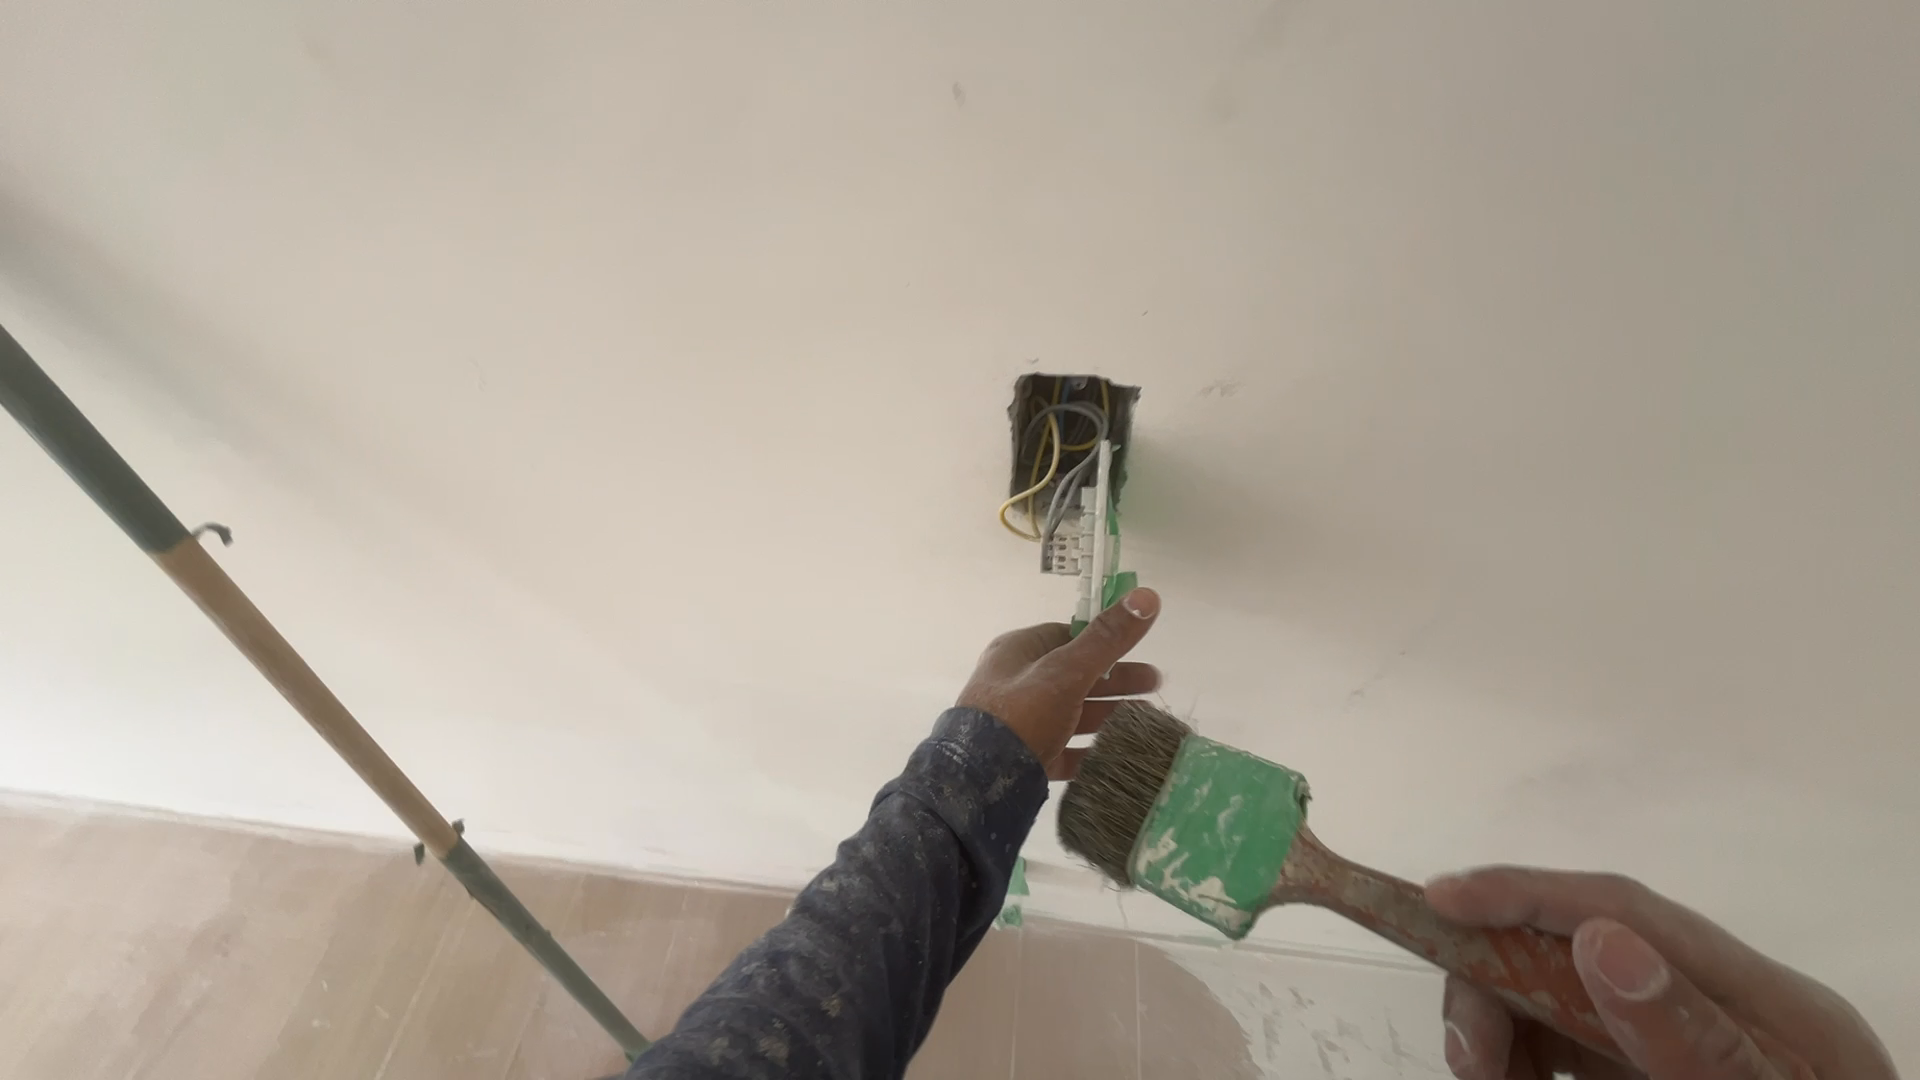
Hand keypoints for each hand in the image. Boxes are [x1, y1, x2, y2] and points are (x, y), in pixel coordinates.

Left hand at [955, 587, 1160, 779]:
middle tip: (1155, 683)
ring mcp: (1019, 723)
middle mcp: (1015, 683)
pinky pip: (1063, 748)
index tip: (1135, 649)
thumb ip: (1107, 638)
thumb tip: (1146, 595)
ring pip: (1071, 713)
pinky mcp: (1024, 757)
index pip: (1065, 636)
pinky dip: (1089, 749)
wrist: (980, 781)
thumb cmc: (1023, 714)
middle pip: (1073, 675)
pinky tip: (1117, 753)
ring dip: (1107, 714)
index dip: (1101, 641)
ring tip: (1147, 720)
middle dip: (1115, 680)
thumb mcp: (1067, 671)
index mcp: (1018, 652)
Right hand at [1425, 867, 1895, 1079]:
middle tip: (1467, 1055)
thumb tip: (1602, 939)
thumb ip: (1697, 1039)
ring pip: (1536, 989)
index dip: (1521, 890)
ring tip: (1479, 1073)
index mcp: (1761, 996)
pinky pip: (1544, 1033)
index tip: (1439, 898)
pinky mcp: (1626, 1057)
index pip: (1620, 905)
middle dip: (1490, 985)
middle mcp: (1700, 995)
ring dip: (1490, 1026)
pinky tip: (1505, 1075)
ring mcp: (1661, 1029)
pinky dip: (1510, 1053)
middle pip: (1559, 947)